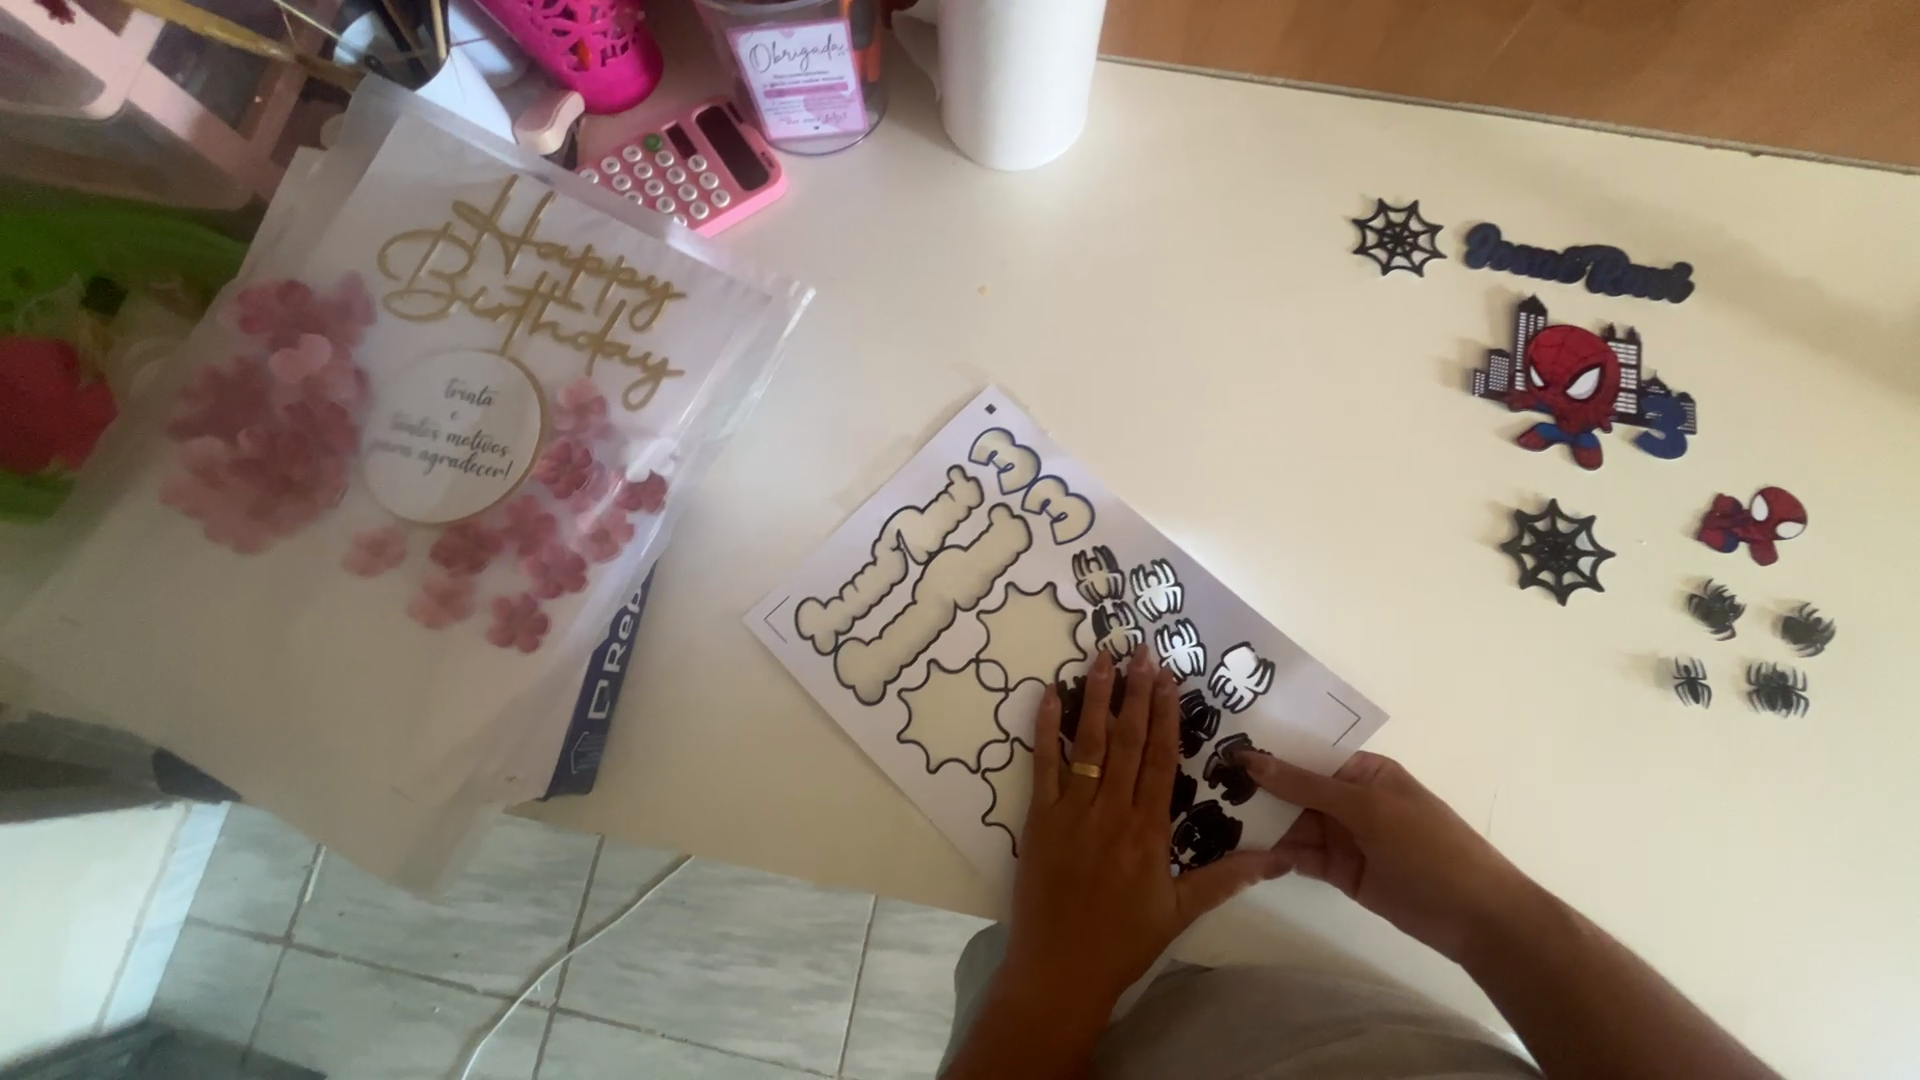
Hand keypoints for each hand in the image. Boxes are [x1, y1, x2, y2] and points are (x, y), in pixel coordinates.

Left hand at [1001, 649, 1289, 1013]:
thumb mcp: (1181, 911)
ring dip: (1096, 698)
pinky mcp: (1038, 816)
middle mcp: (1112, 810)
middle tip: (1141, 650)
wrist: (1061, 968)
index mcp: (1149, 830)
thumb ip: (1227, 878)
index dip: (1165, 714)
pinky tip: (1049, 694)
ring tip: (1102, 658)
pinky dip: (1046, 727)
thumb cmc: (1123, 940)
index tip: (1168, 678)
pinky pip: (1043, 764)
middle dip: (1136, 692)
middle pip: (1128, 740)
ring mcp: (1072, 810)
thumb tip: (1279, 859)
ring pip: (1089, 743)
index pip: (1161, 759)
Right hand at [1238, 749, 1540, 964]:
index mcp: (1362, 770)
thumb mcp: (1367, 807)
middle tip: (1202, 778)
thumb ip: (1305, 784)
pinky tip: (1237, 846)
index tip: (1219, 742)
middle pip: (1291, 786)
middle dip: (1254, 784)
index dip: (1266, 748)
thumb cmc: (1428, 846)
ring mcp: (1340, 834)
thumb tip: (1249, 759)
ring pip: (1288, 821)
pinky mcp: (1335, 869)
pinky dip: (1271, 851)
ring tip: (1208, 812)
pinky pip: (1295, 853)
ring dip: (1257, 818)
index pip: (1305, 751)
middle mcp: (1347, 797)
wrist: (1479, 920)